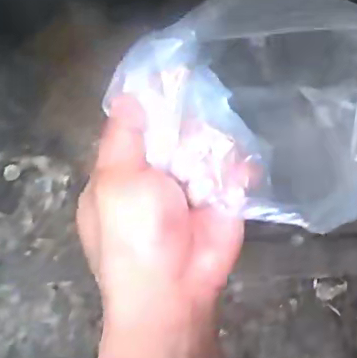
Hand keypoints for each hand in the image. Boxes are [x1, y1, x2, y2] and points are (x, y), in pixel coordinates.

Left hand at [78, 97, 244, 335]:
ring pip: (213, 143)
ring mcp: (196, 183)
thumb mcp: (117, 182)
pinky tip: (234, 179)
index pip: (140, 125)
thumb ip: (126, 137)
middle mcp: (160, 173)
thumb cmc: (133, 235)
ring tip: (210, 171)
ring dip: (215, 150)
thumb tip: (127, 96)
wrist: (175, 285)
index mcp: (124, 171)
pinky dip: (239, 168)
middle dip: (191, 127)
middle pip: (181, 128)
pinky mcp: (228, 194)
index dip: (156, 100)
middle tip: (193, 135)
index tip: (176, 72)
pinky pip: (238, 165)